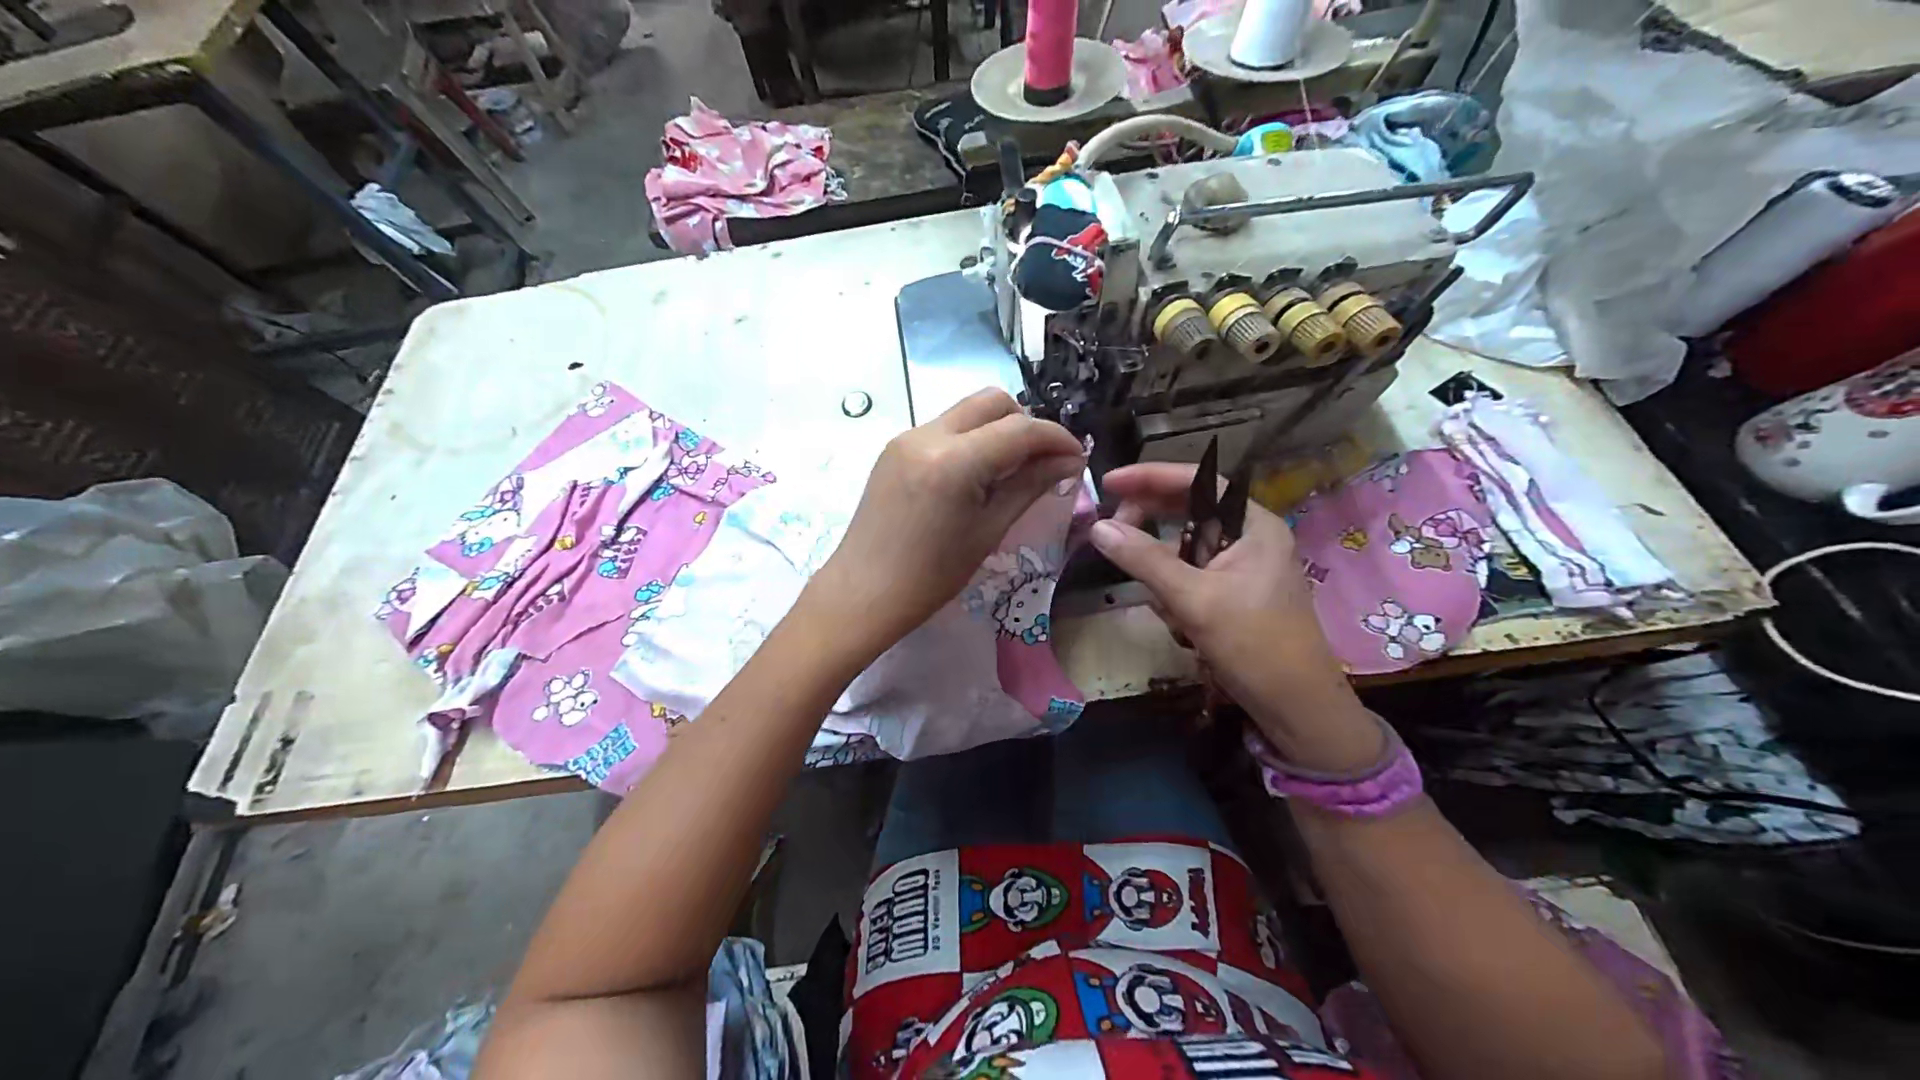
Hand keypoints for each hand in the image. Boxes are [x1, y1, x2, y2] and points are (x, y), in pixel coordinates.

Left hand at [803, 389, 1084, 665]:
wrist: (863, 594)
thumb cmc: (930, 577)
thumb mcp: (988, 531)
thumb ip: (1029, 487)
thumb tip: (1068, 462)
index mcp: (954, 460)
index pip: (1020, 429)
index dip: (1056, 439)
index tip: (1077, 458)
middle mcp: (928, 434)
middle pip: (993, 402)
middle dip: (1027, 424)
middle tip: (1044, 460)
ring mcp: (906, 437)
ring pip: (967, 412)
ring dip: (998, 429)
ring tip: (1013, 470)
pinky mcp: (894, 448)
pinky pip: (945, 428)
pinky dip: (972, 439)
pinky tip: (978, 474)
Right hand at [1089, 462, 1382, 772]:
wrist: (1297, 708)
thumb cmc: (1254, 645)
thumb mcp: (1193, 599)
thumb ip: (1144, 559)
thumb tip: (1098, 528)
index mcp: (1254, 525)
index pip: (1197, 482)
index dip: (1150, 477)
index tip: (1108, 482)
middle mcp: (1250, 537)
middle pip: (1188, 513)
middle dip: (1151, 528)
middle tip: (1112, 533)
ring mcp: (1242, 567)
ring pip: (1184, 550)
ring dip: (1163, 572)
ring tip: (1163, 605)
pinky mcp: (1233, 594)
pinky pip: (1191, 578)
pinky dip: (1175, 594)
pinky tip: (1177, 622)